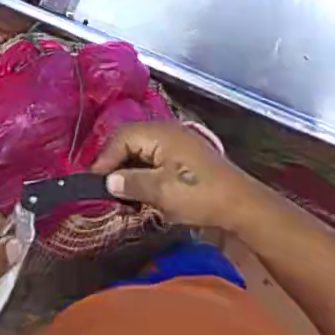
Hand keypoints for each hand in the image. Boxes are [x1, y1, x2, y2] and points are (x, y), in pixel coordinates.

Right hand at [91, 122, 269, 231]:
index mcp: (160, 132)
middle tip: (105, 192)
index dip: (105, 160)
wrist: (239, 203)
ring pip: (142, 151)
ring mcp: (177, 143)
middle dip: (115, 164)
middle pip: (130, 141)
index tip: (94, 185)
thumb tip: (108, 181)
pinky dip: (144, 174)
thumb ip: (132, 183)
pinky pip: (155, 159)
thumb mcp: (161, 191)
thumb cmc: (199, 194)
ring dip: (129, 171)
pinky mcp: (184, 157)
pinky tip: (141, 194)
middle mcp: (167, 131)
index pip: (121, 137)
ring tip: (122, 196)